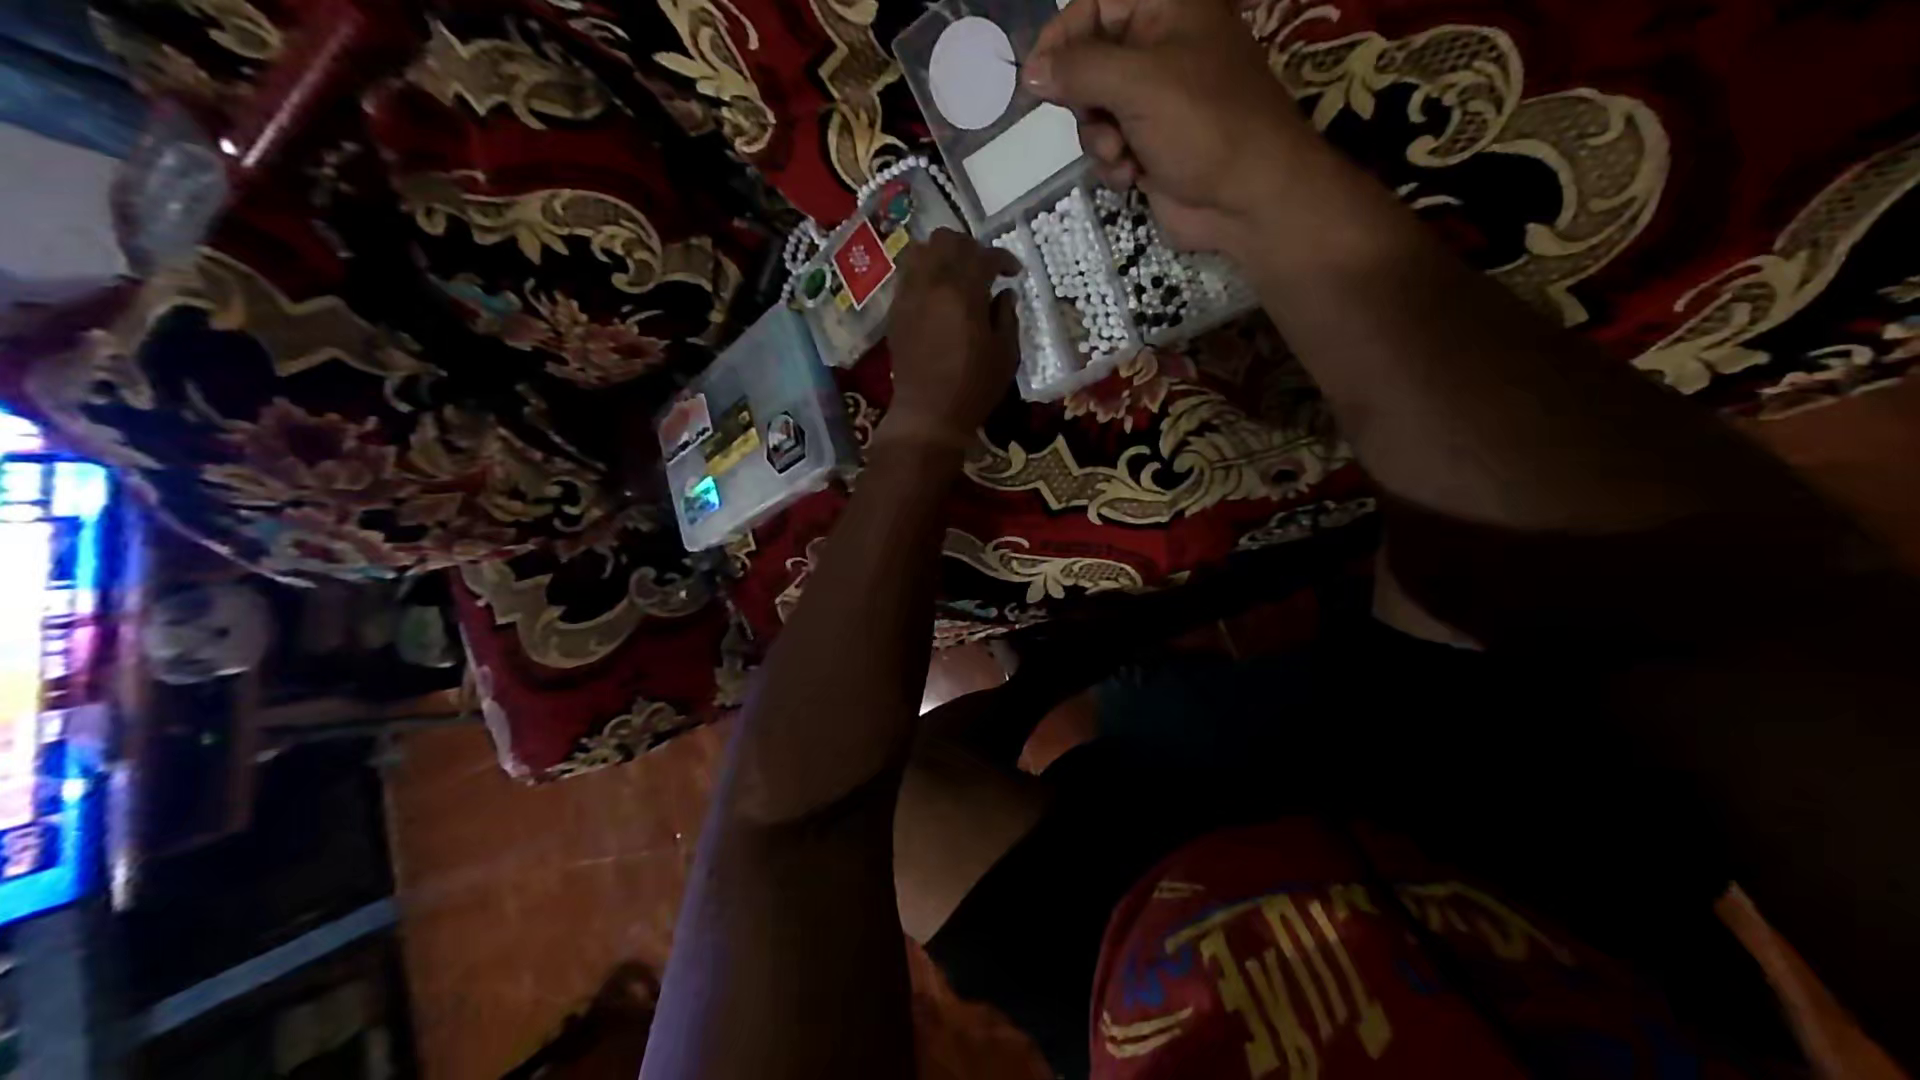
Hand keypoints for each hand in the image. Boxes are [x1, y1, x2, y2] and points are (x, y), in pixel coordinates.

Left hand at [879, 228, 1021, 453]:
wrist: (927, 415)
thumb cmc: (973, 388)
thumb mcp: (1005, 355)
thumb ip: (1007, 316)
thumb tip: (1005, 294)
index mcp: (963, 293)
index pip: (983, 256)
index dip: (1003, 259)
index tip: (1013, 273)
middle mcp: (931, 284)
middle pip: (947, 240)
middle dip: (970, 248)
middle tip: (984, 269)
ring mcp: (908, 296)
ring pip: (920, 250)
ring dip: (941, 255)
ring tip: (956, 276)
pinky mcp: (895, 311)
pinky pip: (907, 275)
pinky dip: (924, 273)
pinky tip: (936, 295)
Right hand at [1023, 0, 1313, 252]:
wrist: (1248, 199)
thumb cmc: (1204, 125)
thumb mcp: (1138, 84)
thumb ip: (1080, 70)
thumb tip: (1031, 70)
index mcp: (1166, 10)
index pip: (1095, 5)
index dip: (1062, 37)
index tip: (1037, 74)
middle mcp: (1158, 51)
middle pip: (1088, 63)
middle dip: (1084, 101)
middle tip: (1097, 118)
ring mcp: (1154, 103)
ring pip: (1093, 112)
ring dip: (1098, 139)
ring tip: (1121, 155)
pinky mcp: (1149, 146)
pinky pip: (1108, 147)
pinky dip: (1113, 164)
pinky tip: (1132, 176)